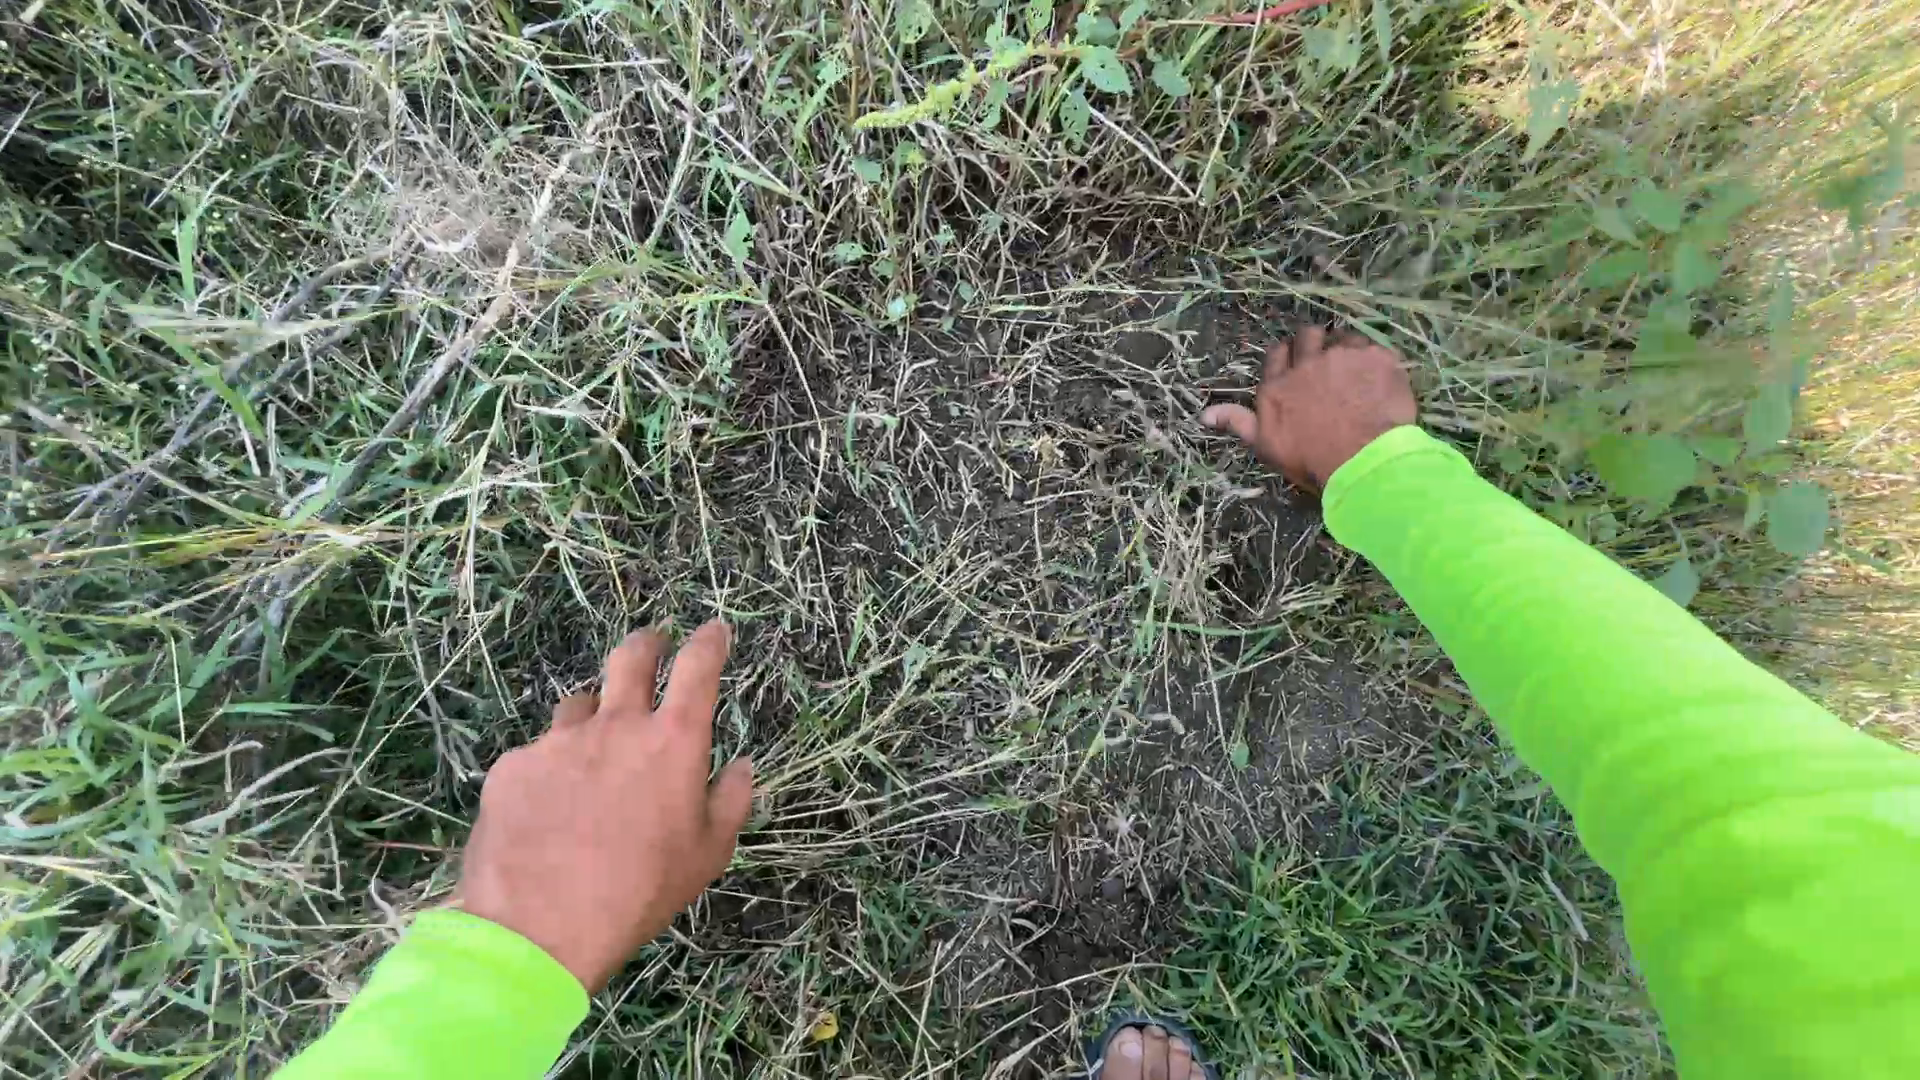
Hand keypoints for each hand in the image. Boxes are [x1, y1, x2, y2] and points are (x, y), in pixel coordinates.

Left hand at [458, 621, 752, 991]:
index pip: (698, 667)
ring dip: (595, 716)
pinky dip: (552, 768)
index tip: (715, 630)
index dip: (710, 641)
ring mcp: (559, 740)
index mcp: (673, 739)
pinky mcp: (513, 766)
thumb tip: (741, 765)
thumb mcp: (709, 853)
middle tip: (653, 644)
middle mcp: (618, 724)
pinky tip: (547, 809)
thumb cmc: (641, 891)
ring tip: (592, 753)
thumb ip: (731, 799)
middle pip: (633, 657)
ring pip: (580, 705)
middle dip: (648, 643)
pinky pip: (539, 753)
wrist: (537, 933)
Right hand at [1201, 325, 1417, 491]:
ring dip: (1345, 348)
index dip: (1287, 355)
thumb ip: (1238, 423)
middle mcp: (1307, 364)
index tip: (1296, 364)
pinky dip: (1373, 359)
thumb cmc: (1308, 458)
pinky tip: (1376, 377)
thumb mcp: (1266, 445)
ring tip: (1353, 369)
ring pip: (1343, 337)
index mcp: (1277, 385)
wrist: (1361, 459)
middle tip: (1324, 360)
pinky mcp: (1376, 358)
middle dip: (1314, 342)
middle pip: (1308, 335)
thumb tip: (1205, 414)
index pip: (1277, 354)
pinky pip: (1373, 348)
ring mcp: (1343, 357)